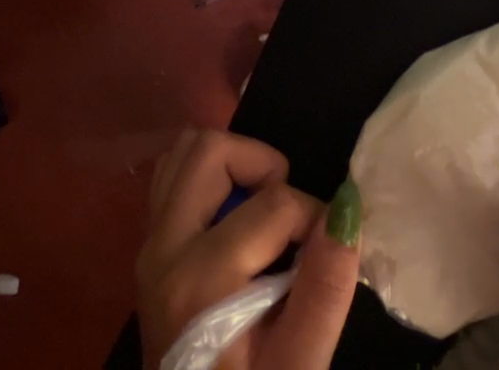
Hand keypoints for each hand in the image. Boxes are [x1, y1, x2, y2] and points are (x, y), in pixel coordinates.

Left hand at [138, 129, 361, 369]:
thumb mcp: (298, 362)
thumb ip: (325, 289)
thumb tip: (347, 208)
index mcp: (201, 277)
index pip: (275, 202)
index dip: (316, 219)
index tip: (323, 257)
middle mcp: (164, 247)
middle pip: (211, 150)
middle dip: (266, 165)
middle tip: (288, 214)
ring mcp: (150, 243)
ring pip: (185, 152)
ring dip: (235, 165)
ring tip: (263, 211)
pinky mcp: (150, 245)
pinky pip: (174, 176)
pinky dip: (212, 177)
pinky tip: (238, 218)